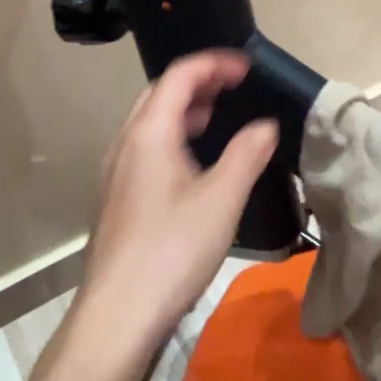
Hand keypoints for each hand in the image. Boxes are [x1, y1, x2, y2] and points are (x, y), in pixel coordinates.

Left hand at [28, 50, 279, 380]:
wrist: (117, 316)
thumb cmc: (171, 250)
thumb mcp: (222, 199)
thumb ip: (247, 154)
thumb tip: (267, 125)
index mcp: (149, 132)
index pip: (179, 75)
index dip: (214, 63)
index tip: (247, 67)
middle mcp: (125, 143)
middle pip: (159, 94)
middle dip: (198, 82)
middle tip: (233, 87)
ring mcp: (114, 172)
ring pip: (148, 122)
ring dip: (183, 110)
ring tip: (217, 118)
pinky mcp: (114, 199)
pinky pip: (143, 147)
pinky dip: (171, 136)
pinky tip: (192, 164)